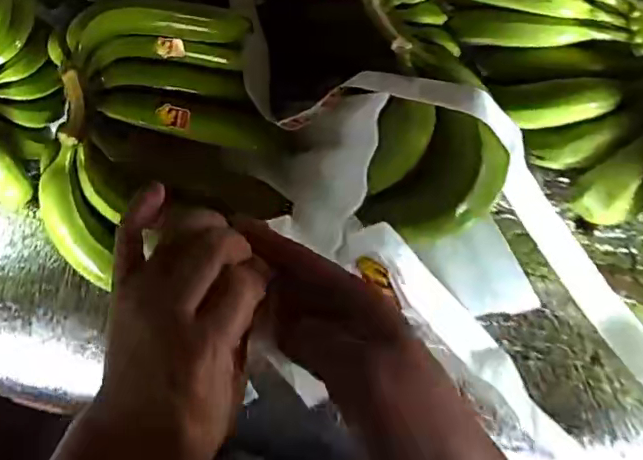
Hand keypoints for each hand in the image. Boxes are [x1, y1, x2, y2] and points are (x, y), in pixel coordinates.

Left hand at [53, 185, 269, 459]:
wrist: (127, 437)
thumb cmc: (189, 423)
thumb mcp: (233, 389)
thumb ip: (245, 331)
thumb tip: (258, 283)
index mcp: (202, 343)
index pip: (243, 282)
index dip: (260, 273)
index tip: (265, 276)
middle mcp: (169, 308)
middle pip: (211, 248)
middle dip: (237, 243)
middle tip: (245, 253)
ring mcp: (141, 292)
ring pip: (177, 235)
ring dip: (204, 224)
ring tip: (219, 231)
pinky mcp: (121, 288)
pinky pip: (127, 238)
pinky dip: (140, 211)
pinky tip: (158, 190)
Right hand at [234, 218, 501, 459]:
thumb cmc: (417, 419)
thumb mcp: (370, 375)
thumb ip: (324, 339)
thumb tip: (280, 314)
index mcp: (368, 306)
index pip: (312, 264)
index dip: (276, 243)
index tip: (236, 222)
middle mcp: (364, 320)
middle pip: (309, 284)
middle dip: (271, 267)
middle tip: (225, 256)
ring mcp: (362, 352)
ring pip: (309, 314)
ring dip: (276, 299)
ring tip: (236, 290)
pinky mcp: (359, 385)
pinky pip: (312, 346)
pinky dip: (287, 334)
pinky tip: (270, 340)